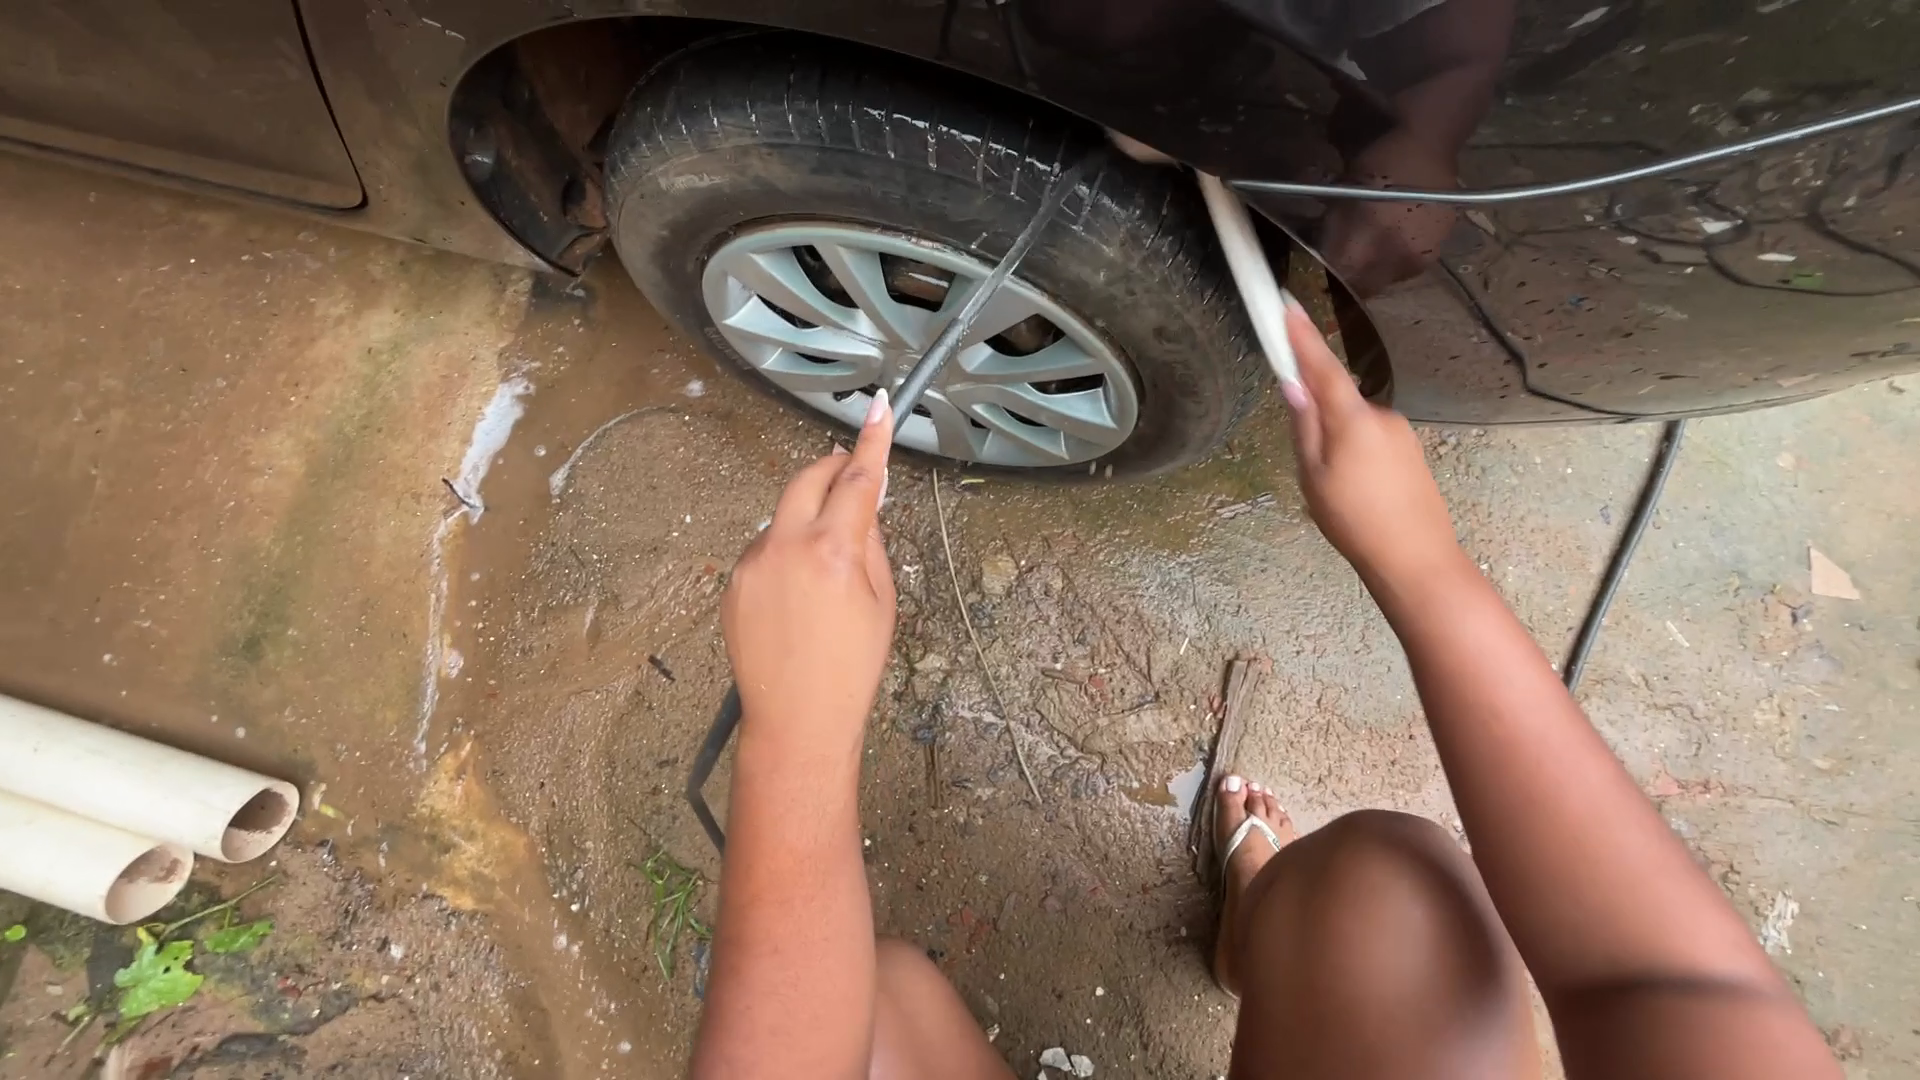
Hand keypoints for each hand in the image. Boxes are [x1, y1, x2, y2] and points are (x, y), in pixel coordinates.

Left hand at [720, 393, 896, 755]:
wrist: (797, 720)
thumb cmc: (852, 668)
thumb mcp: (882, 603)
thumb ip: (872, 543)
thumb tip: (865, 504)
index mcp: (834, 552)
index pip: (859, 480)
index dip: (873, 441)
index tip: (879, 407)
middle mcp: (786, 547)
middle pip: (808, 478)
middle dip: (832, 466)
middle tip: (852, 471)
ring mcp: (752, 563)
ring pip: (785, 515)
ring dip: (808, 517)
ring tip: (827, 567)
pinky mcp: (733, 582)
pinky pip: (765, 548)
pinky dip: (786, 550)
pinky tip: (798, 593)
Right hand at [1280, 300, 1463, 584]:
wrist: (1414, 558)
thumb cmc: (1352, 520)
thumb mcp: (1312, 476)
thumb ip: (1303, 427)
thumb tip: (1294, 387)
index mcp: (1352, 419)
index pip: (1322, 367)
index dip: (1302, 336)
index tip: (1287, 305)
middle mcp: (1381, 415)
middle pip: (1337, 399)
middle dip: (1315, 416)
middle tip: (1306, 464)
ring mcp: (1400, 432)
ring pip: (1352, 424)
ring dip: (1335, 443)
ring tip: (1332, 491)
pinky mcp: (1410, 450)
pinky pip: (1370, 440)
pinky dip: (1354, 455)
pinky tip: (1354, 493)